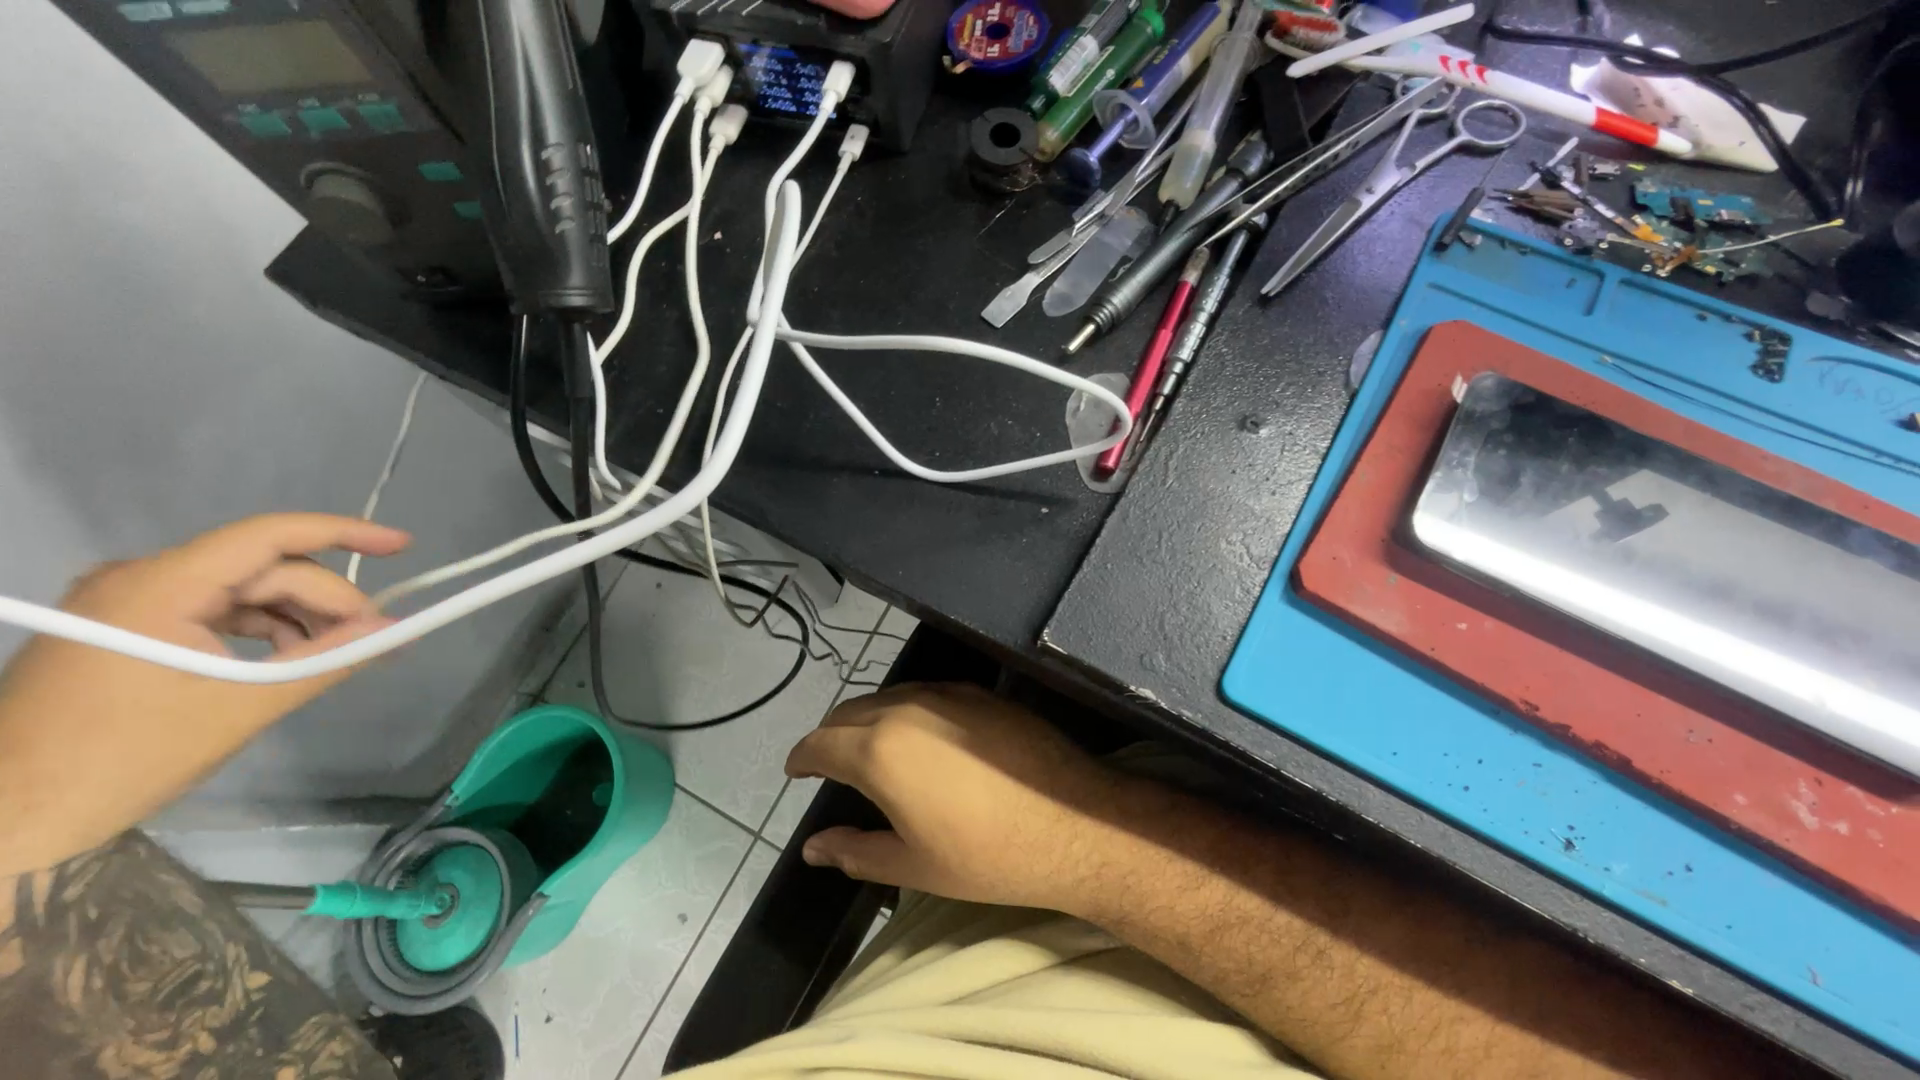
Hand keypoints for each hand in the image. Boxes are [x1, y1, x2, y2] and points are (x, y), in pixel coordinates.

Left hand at [0, 514, 409, 871]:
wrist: (7, 819)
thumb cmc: (122, 760)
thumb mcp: (239, 708)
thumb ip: (326, 660)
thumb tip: (396, 630)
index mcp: (159, 586)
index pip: (269, 537)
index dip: (345, 534)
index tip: (402, 546)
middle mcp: (138, 579)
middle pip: (260, 570)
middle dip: (323, 599)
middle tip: (373, 639)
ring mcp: (125, 604)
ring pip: (239, 592)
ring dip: (294, 618)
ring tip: (332, 656)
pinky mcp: (122, 630)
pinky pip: (209, 613)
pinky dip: (257, 631)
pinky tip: (284, 661)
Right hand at [785, 683, 1132, 913]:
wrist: (1075, 824)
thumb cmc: (989, 856)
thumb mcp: (913, 866)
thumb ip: (855, 852)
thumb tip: (812, 847)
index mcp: (879, 751)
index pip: (819, 743)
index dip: (800, 758)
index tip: (795, 772)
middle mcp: (906, 708)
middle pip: (848, 712)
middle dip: (830, 737)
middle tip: (828, 767)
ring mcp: (947, 693)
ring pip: (887, 696)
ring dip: (866, 719)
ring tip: (870, 751)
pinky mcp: (981, 692)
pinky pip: (925, 692)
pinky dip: (905, 710)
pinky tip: (920, 737)